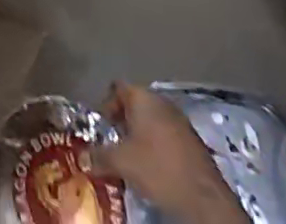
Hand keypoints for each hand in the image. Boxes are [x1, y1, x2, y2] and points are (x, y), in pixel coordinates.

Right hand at [95, 84, 249, 223]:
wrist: (203, 197)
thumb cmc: (157, 167)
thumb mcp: (121, 162)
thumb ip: (99, 156)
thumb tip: (82, 157)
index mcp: (143, 97)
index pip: (117, 88)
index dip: (105, 104)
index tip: (100, 126)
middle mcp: (162, 101)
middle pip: (134, 103)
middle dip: (121, 121)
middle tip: (111, 142)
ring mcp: (180, 119)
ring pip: (151, 120)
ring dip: (138, 134)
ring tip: (129, 156)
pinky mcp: (192, 139)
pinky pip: (165, 134)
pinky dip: (155, 144)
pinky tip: (151, 165)